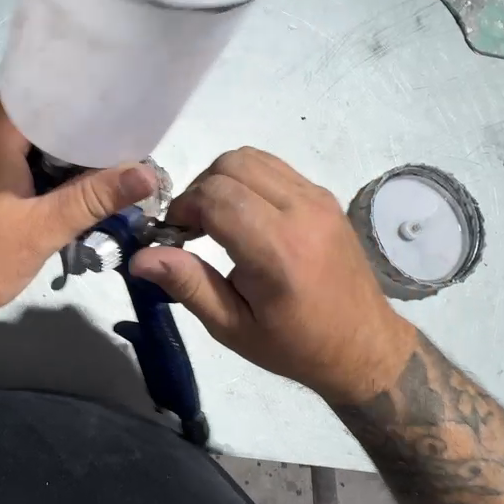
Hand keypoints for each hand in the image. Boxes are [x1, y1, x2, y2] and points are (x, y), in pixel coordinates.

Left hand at [0, 97, 154, 331]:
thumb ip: (94, 198)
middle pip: (26, 111)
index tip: (116, 109)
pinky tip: (37, 186)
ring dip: (41, 149)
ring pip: (6, 133)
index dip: (81, 98)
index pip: (41, 89)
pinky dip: (14, 161)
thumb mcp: (42, 230)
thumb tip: (147, 174)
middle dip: (67, 130)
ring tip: (80, 170)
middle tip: (108, 148)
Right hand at [128, 148, 415, 404]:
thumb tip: (140, 257)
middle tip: (191, 229)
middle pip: (229, 167)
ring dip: (219, 181)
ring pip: (249, 158)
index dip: (183, 209)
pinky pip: (271, 167)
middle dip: (198, 191)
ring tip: (214, 220)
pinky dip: (244, 181)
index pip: (215, 197)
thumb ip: (187, 284)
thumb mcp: (231, 327)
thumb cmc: (293, 345)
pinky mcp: (323, 196)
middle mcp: (300, 213)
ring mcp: (316, 199)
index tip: (175, 237)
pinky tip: (242, 216)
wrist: (362, 345)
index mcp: (277, 251)